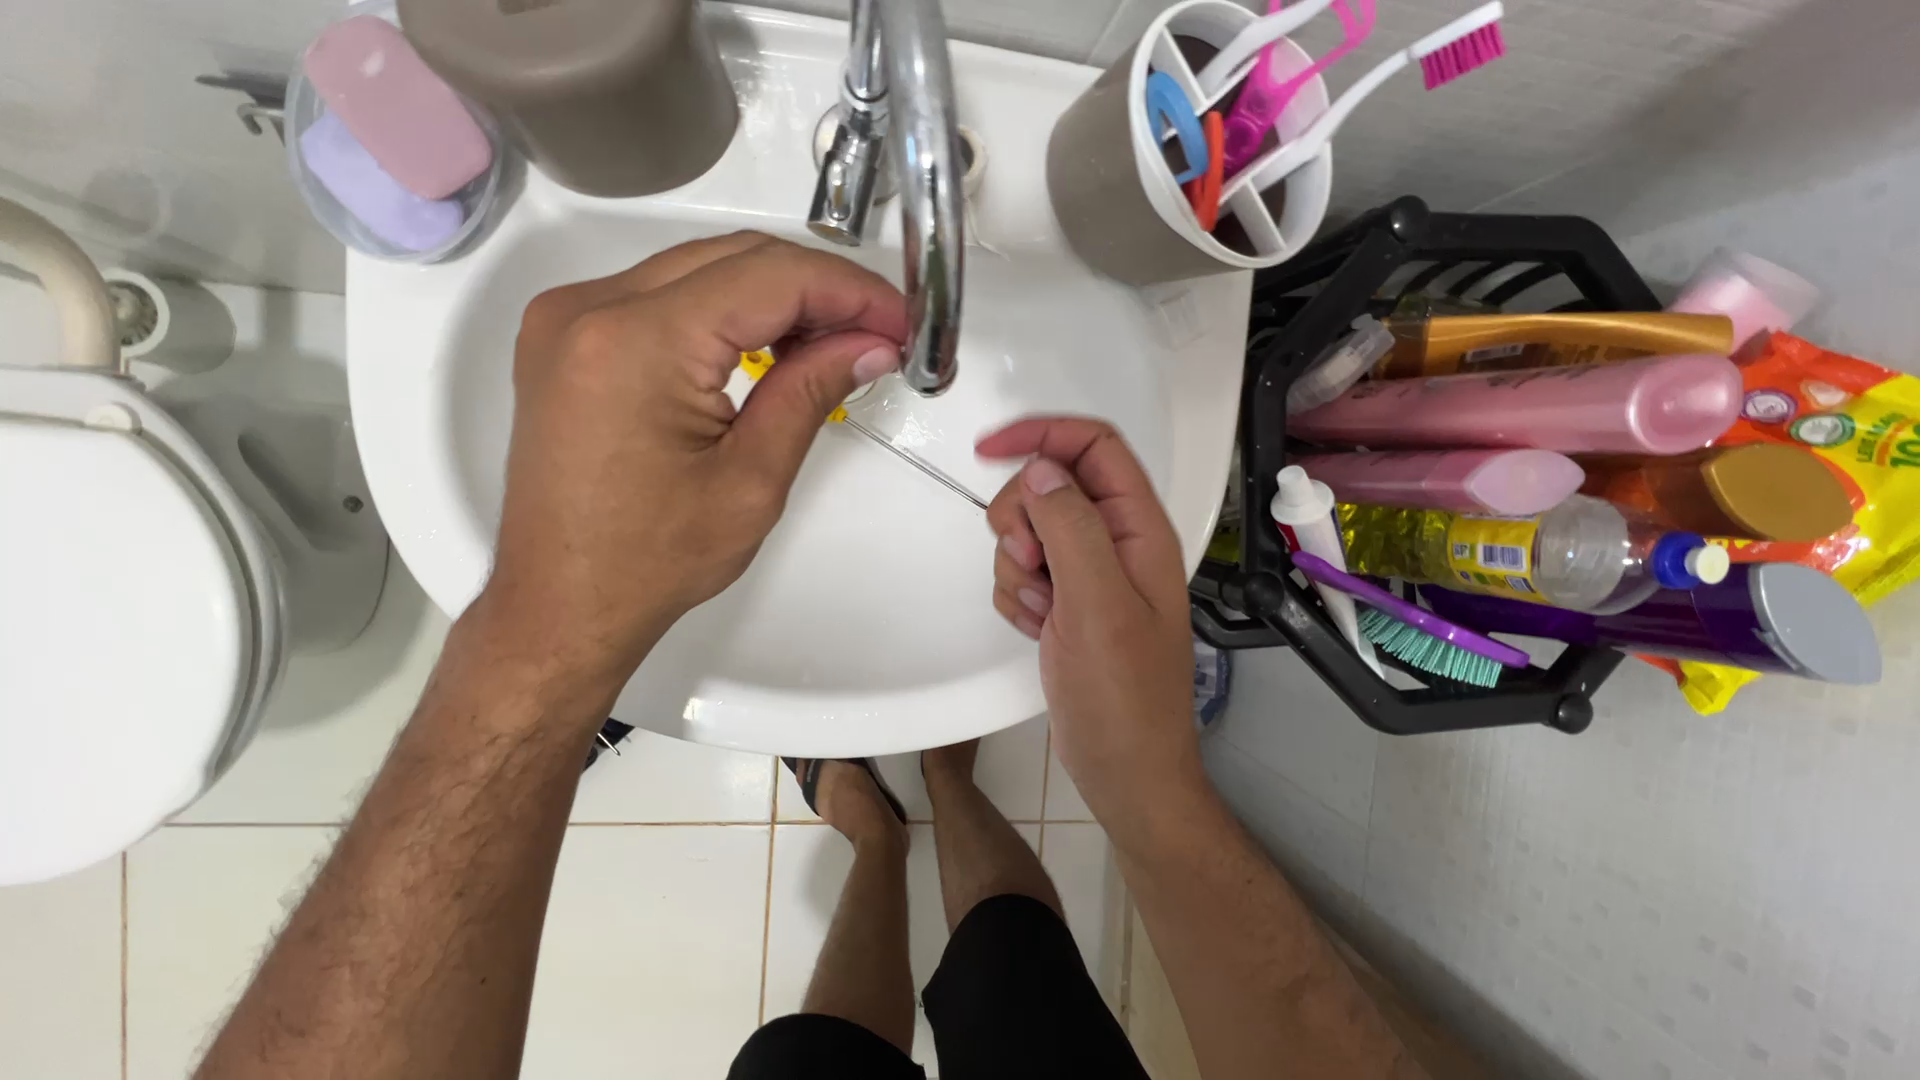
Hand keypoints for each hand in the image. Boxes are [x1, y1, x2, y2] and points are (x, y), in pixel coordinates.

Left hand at [474, 232, 908, 693]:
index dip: (849, 290)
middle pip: (735, 257)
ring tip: (832, 341)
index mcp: (638, 343)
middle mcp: (591, 308)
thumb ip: (811, 392)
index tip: (900, 321)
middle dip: (818, 286)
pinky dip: (726, 308)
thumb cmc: (654, 560)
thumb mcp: (752, 480)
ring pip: (701, 267)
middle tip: (877, 331)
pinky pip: (664, 292)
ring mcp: (569, 316)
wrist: (563, 600)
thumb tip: (872, 343)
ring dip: (775, 294)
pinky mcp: (567, 335)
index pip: (769, 278)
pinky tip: (767, 345)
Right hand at [976, 418, 1204, 829]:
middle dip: (1021, 520)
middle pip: (1048, 485)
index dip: (1042, 436)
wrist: (1122, 770)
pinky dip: (1017, 596)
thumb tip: (1042, 471)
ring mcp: (1086, 574)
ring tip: (1043, 612)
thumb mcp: (1098, 605)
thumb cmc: (1124, 696)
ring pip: (1027, 531)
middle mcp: (1114, 542)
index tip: (987, 451)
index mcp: (1138, 529)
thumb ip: (1072, 528)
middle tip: (1032, 565)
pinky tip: (1038, 630)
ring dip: (1017, 568)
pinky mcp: (1063, 602)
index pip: (1092, 447)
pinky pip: (1019, 572)